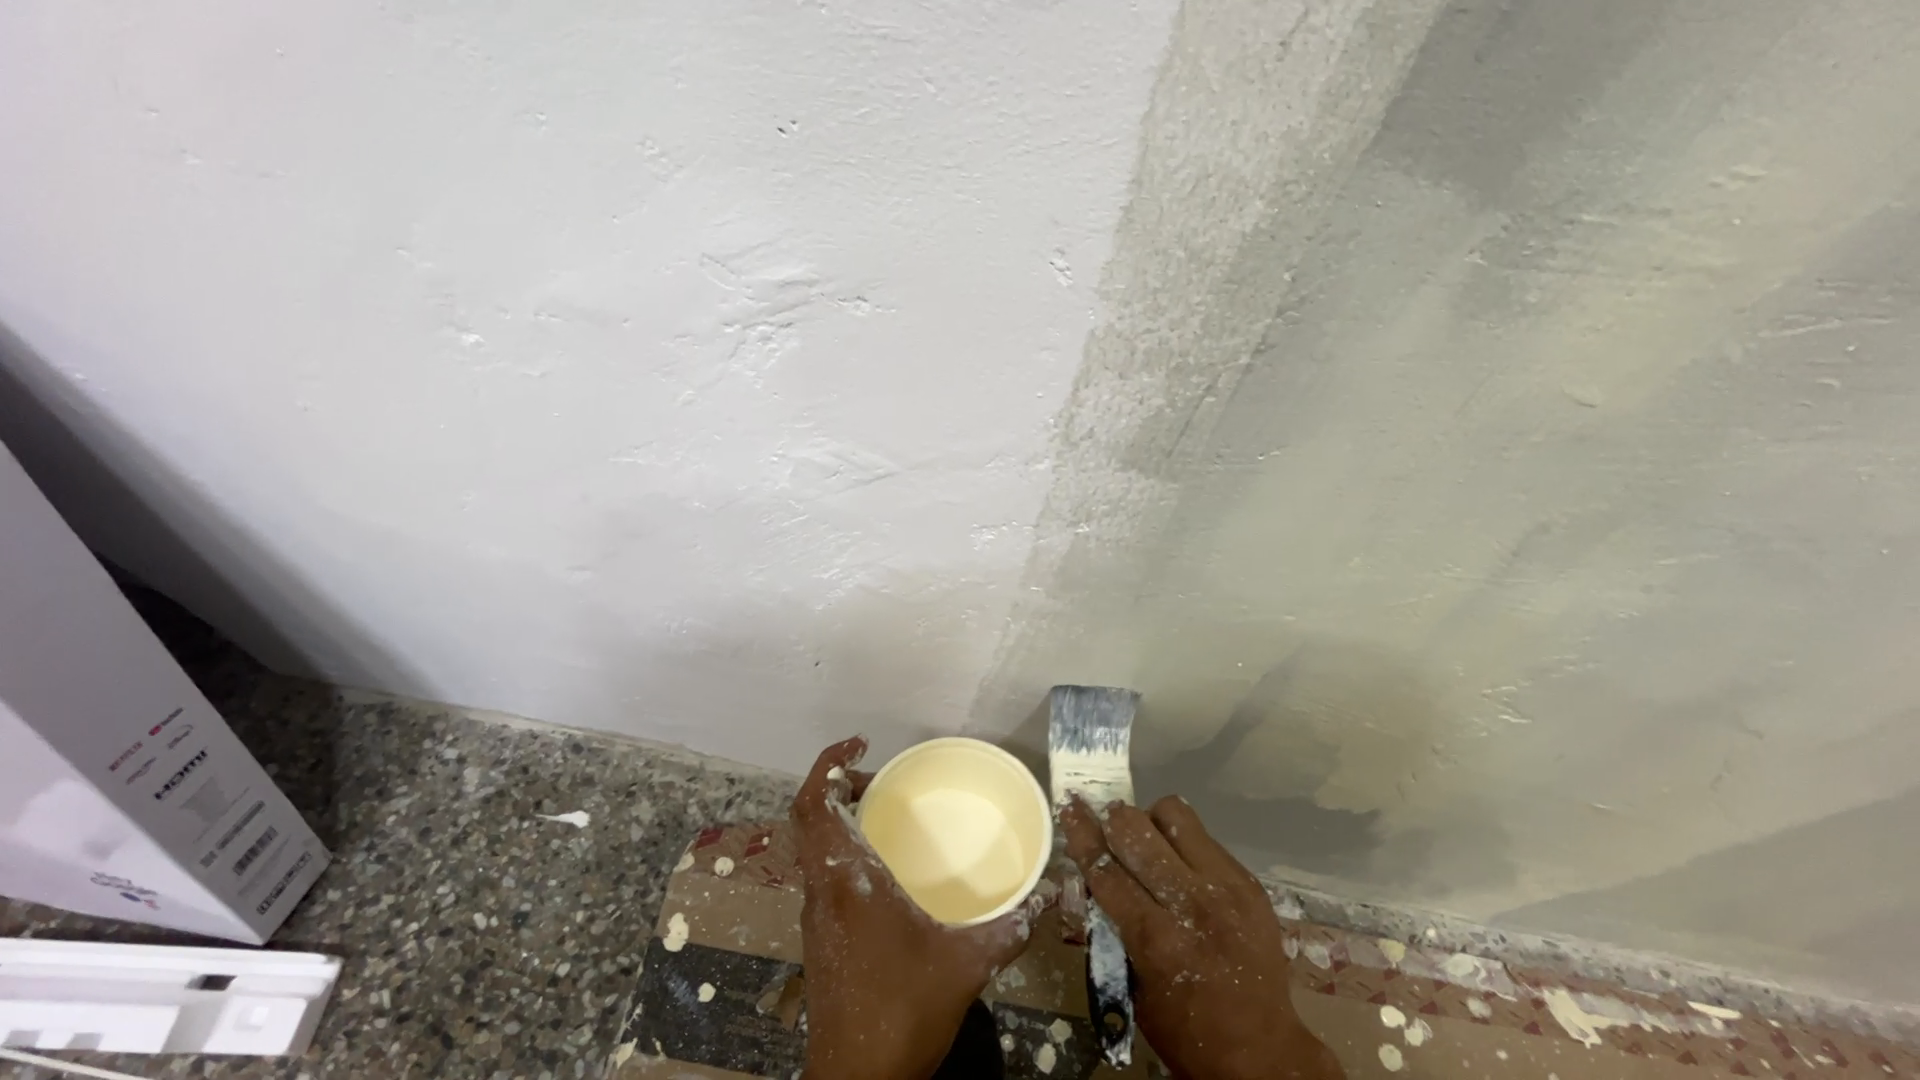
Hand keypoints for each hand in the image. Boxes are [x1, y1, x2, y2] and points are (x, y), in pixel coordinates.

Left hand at [794, 736, 1041, 1079]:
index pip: (813, 806)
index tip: (859, 746)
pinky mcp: (822, 940)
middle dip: (836, 787)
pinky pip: (826, 877)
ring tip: (883, 813)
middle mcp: (823, 892)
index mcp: (847, 883)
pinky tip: (886, 872)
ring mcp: (818, 918)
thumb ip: (1009, 928)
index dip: (826, 765)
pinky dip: (845, 854)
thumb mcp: (966, 966)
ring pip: (816, 850)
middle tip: (878, 777)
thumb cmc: (903, 1012)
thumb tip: (1049, 898)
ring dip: (839, 822)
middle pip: (810, 821)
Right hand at [1060, 794, 1342, 1079]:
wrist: (1262, 1050)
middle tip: (1108, 827)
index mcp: (1155, 937)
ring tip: (1149, 842)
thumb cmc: (1185, 1028)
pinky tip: (1182, 865)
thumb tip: (1094, 876)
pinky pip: (1205, 837)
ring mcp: (1226, 888)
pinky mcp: (1249, 882)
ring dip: (1151, 822)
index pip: (1106, 868)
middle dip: (1113, 821)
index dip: (1081, 833)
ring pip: (1175, 816)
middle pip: (1136, 830)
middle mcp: (1191, 904)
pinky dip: (1183, 842)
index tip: (1069, 808)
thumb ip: (1113, 927)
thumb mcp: (1132, 985)